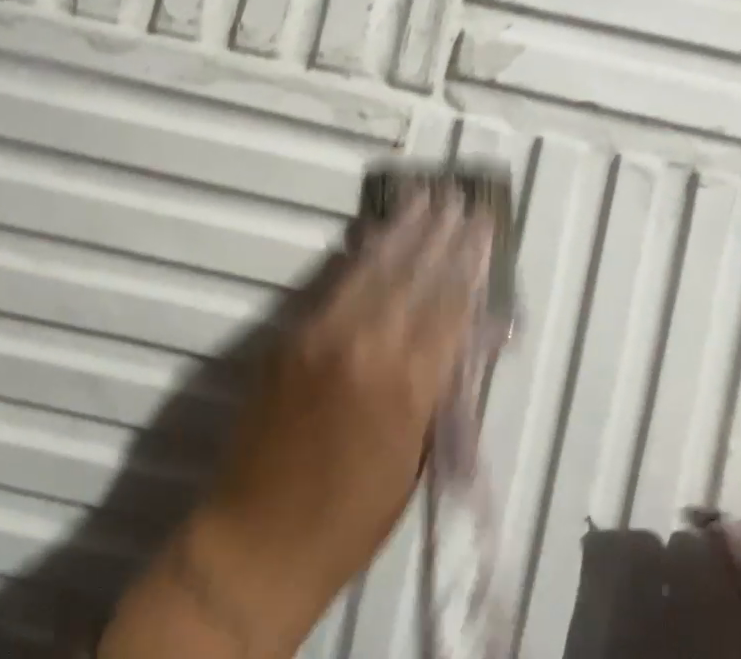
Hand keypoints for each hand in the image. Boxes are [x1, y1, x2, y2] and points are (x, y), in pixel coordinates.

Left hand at [101, 190, 494, 658]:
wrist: (257, 538)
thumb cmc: (352, 520)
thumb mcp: (415, 462)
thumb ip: (439, 394)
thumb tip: (465, 345)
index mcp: (405, 384)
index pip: (448, 307)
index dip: (468, 267)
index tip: (483, 231)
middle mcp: (362, 345)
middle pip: (408, 275)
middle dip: (436, 235)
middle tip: (455, 200)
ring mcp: (316, 336)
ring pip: (365, 271)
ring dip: (395, 234)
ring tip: (419, 201)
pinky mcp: (284, 339)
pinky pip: (326, 287)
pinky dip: (352, 260)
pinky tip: (366, 238)